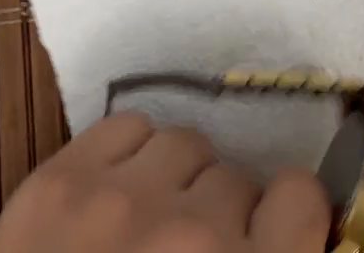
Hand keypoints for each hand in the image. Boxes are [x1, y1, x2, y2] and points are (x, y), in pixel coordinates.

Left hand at [0, 114, 330, 252]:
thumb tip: (273, 237)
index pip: (302, 196)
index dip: (286, 216)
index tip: (264, 234)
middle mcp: (197, 236)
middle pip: (235, 176)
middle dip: (218, 212)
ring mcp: (123, 201)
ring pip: (184, 143)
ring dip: (174, 179)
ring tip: (147, 221)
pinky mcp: (61, 179)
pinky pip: (128, 125)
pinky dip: (129, 155)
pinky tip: (112, 197)